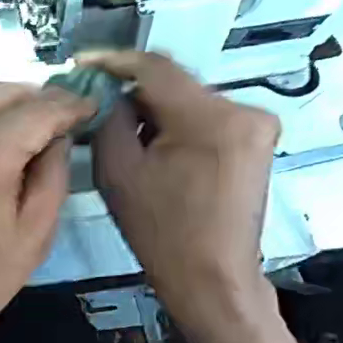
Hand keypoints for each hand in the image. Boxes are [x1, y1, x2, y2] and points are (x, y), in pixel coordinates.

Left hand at [0, 83, 94, 342]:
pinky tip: (6, 143)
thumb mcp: (36, 233)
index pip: (41, 108)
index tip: (95, 106)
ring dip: (15, 105)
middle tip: (70, 116)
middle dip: (43, 96)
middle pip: (6, 91)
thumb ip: (54, 174)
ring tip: (43, 128)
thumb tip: (60, 137)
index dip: (72, 104)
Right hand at [85, 51, 280, 336]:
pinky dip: (182, 127)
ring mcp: (259, 125)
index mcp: (211, 117)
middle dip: (138, 95)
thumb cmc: (161, 234)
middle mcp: (245, 109)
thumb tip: (111, 93)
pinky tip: (163, 151)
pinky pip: (210, 118)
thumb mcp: (118, 173)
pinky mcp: (260, 141)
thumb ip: (109, 120)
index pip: (156, 67)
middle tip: (101, 109)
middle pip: (176, 84)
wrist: (213, 281)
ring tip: (131, 138)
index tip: (82, 63)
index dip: (115, 61)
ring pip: (192, 101)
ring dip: (160, 112)